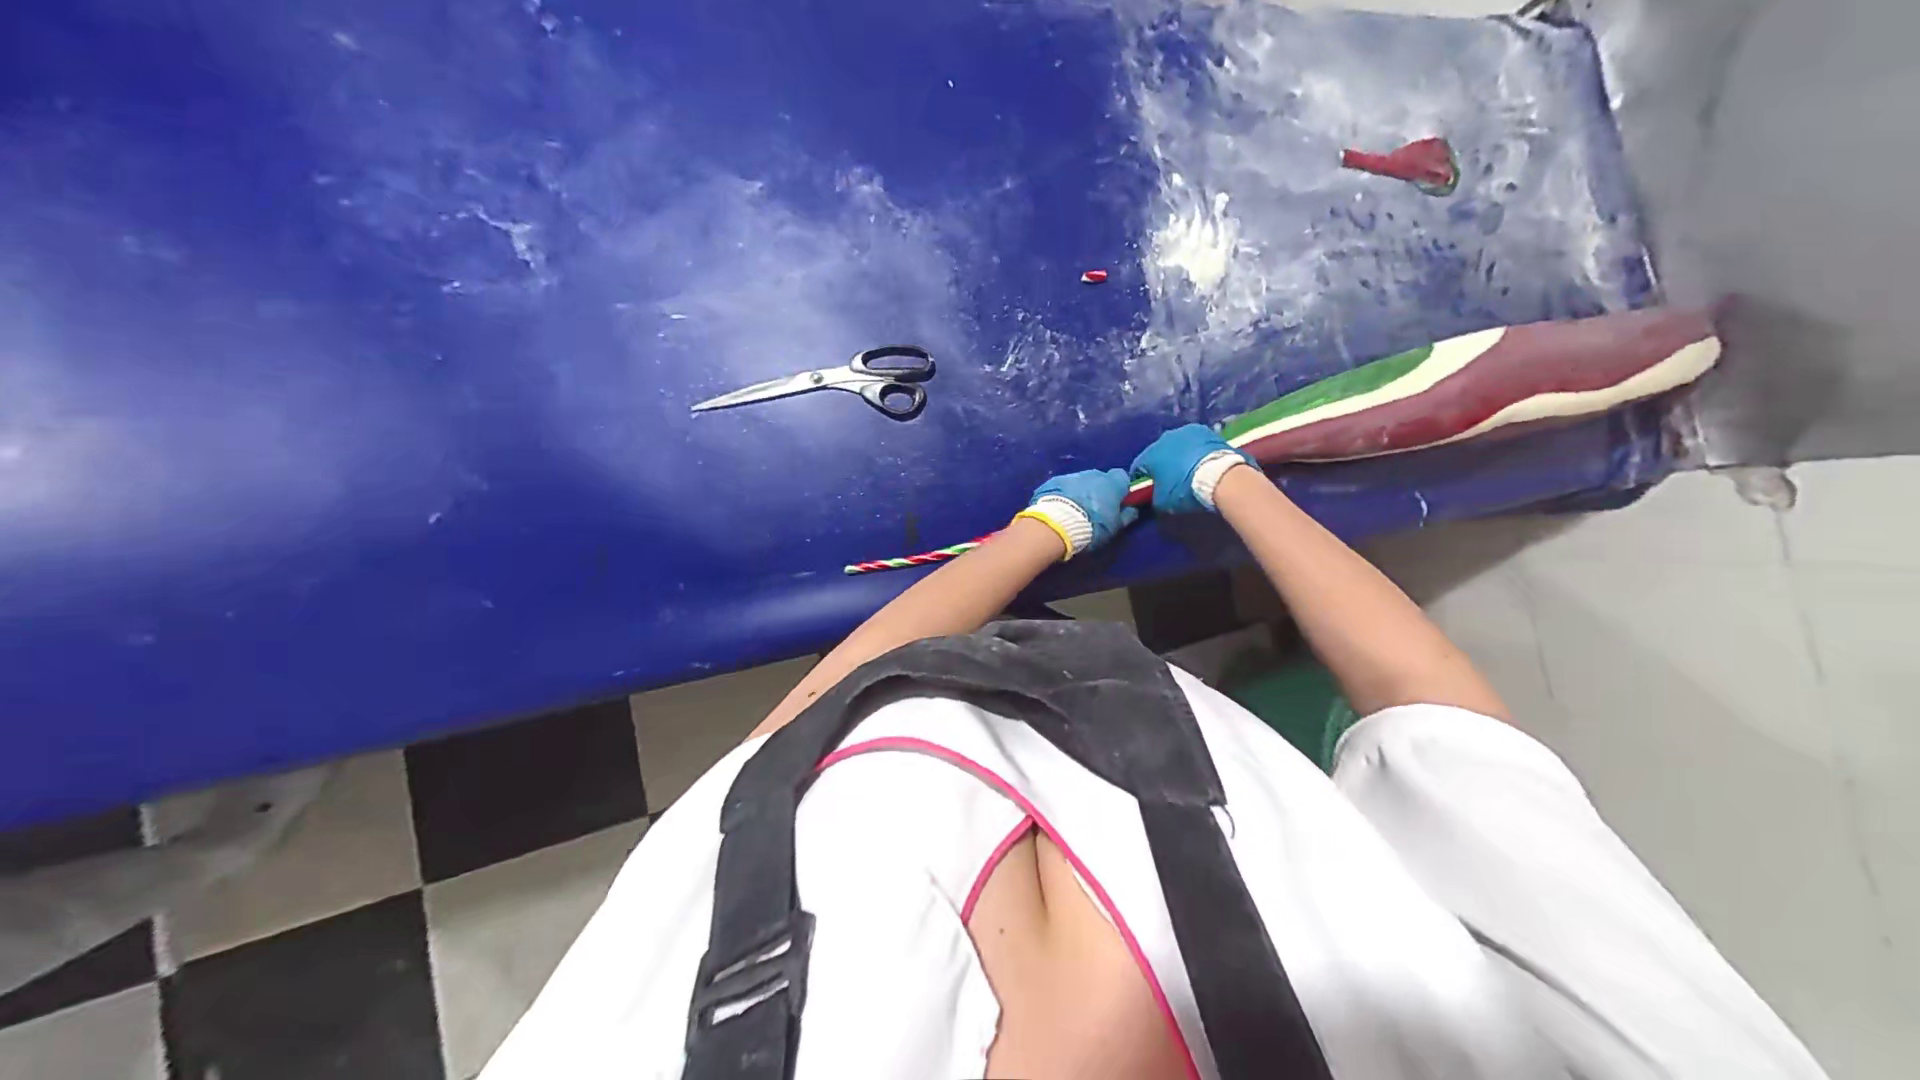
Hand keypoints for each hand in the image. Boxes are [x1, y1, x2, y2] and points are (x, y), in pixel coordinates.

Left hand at [1016, 468, 1138, 559]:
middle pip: (1101, 479)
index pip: (1122, 477)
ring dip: (1081, 492)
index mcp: (1112, 483)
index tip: (1118, 502)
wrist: (1056, 524)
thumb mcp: (1116, 527)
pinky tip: (1061, 508)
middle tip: (1095, 509)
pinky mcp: (1054, 481)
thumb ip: (1127, 515)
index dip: (1121, 489)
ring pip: (1082, 482)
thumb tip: (1133, 509)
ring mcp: (1072, 476)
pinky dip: (1065, 494)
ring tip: (1076, 510)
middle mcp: (1093, 474)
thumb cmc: (1093, 526)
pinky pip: (1064, 486)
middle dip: (1099, 491)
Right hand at [1129, 424, 1256, 513]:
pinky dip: (1195, 451)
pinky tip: (1201, 462)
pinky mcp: (1206, 431)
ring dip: (1178, 456)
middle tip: (1168, 479)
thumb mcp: (1163, 502)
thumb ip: (1153, 497)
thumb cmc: (1184, 489)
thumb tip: (1154, 496)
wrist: (1221, 476)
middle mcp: (1164, 439)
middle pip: (1158, 454)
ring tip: (1187, 469)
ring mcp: (1185, 432)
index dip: (1141, 479)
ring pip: (1176, 446)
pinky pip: (1195, 443)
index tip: (1146, 489)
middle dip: (1161, 465)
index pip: (1138, 468)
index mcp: (1150, 455)